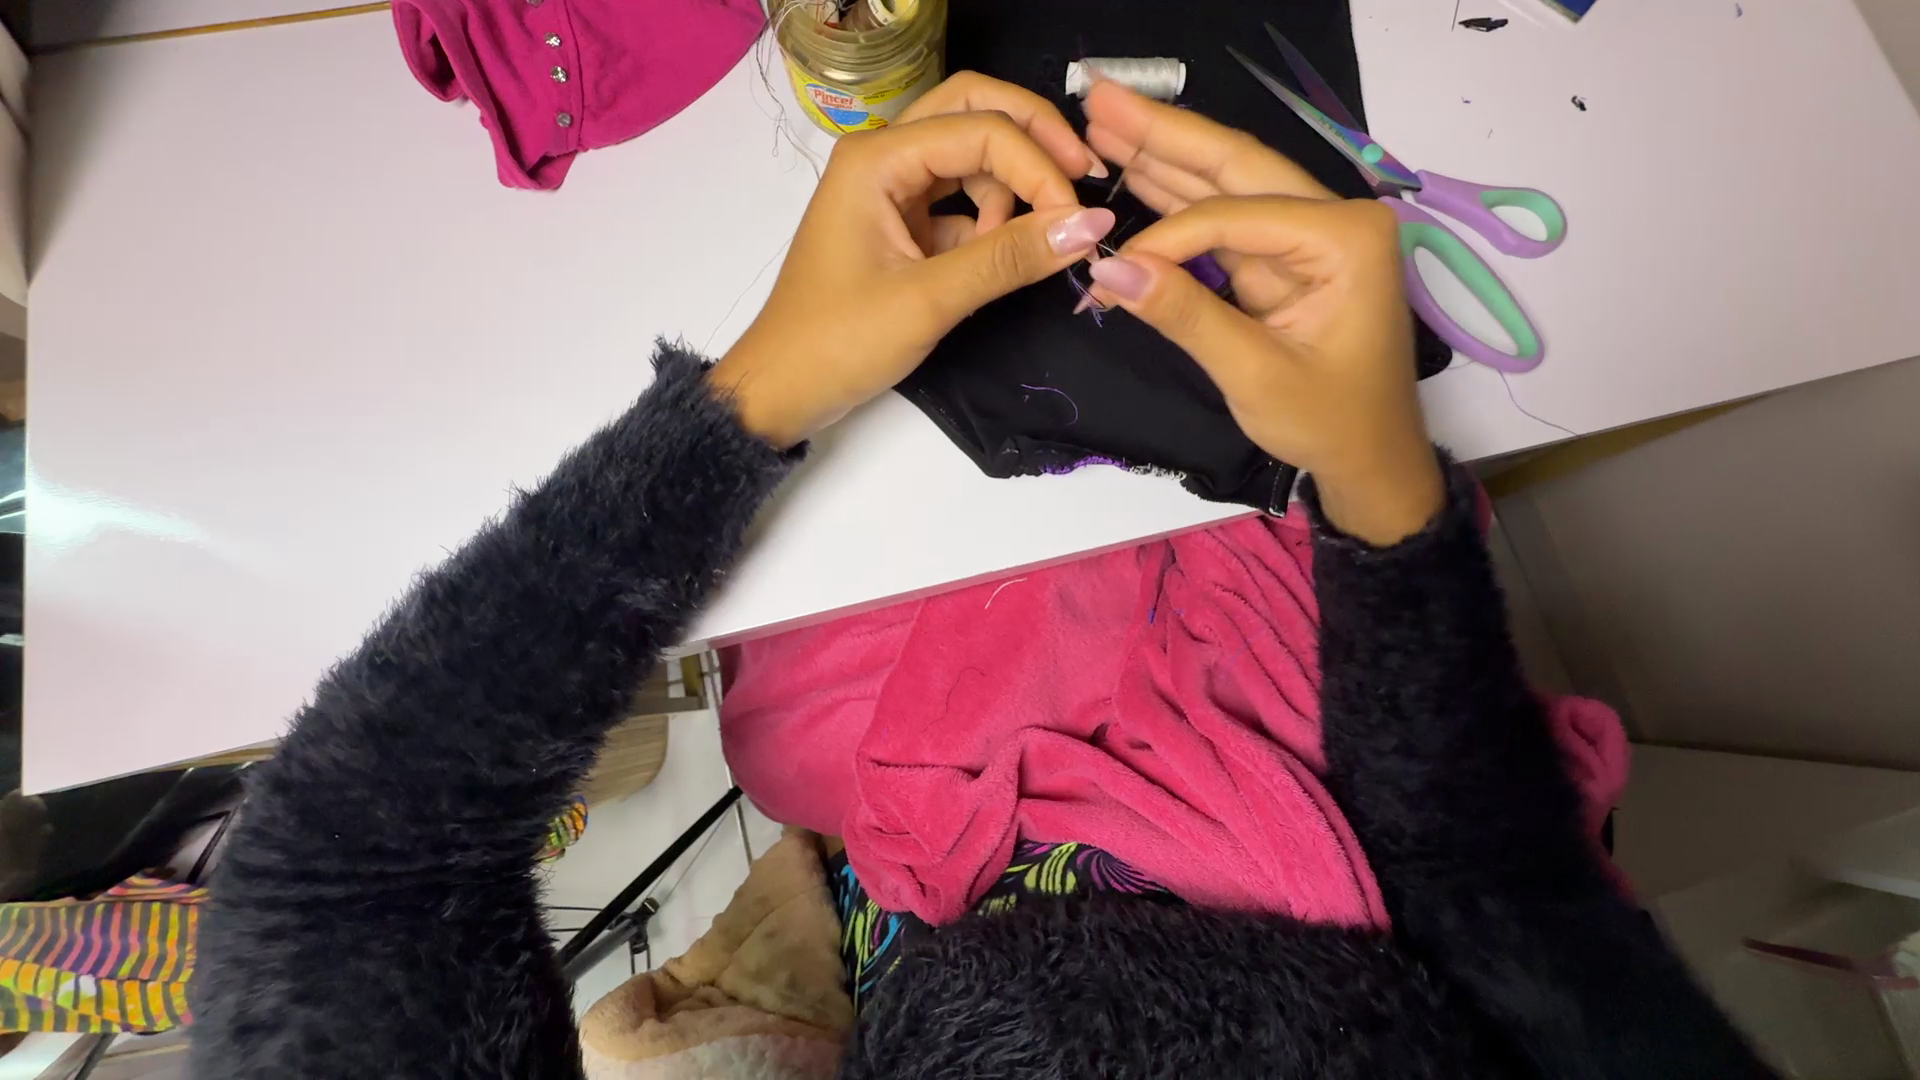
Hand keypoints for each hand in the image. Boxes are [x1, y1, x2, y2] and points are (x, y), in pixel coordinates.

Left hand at [710, 73, 1114, 448]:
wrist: (784, 389)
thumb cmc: (839, 343)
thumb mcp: (928, 300)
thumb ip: (1007, 259)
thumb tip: (1090, 226)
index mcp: (877, 159)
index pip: (981, 130)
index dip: (1038, 167)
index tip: (1077, 220)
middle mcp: (883, 159)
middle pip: (974, 115)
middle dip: (1032, 142)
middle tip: (1083, 178)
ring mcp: (890, 194)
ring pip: (969, 161)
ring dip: (1009, 190)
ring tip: (1030, 243)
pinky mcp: (899, 230)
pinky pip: (958, 207)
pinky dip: (988, 226)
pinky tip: (1003, 258)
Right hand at [1080, 85, 1442, 544]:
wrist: (1367, 458)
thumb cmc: (1327, 421)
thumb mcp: (1254, 373)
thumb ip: (1184, 315)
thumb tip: (1109, 271)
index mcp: (1343, 237)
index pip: (1235, 213)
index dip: (1165, 234)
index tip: (1108, 262)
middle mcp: (1329, 219)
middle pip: (1234, 166)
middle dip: (1164, 136)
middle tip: (1100, 100)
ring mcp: (1305, 238)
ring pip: (1226, 187)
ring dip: (1164, 160)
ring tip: (1107, 124)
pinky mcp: (1282, 262)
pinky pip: (1223, 226)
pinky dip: (1177, 208)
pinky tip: (1140, 176)